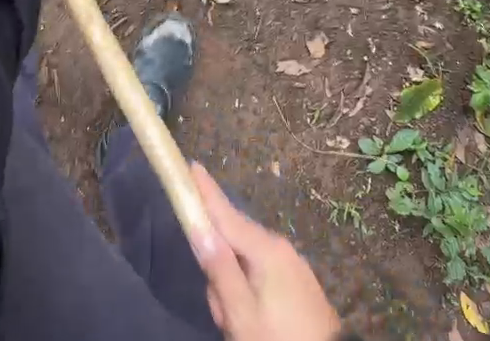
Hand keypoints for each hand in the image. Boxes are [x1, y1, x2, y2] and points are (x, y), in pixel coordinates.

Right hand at [190, 164, 341, 340]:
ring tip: (239, 323)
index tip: (191, 165)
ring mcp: (291, 262)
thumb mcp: (242, 313)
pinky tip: (255, 321)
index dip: (206, 192)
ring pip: (245, 262)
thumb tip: (198, 228)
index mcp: (266, 249)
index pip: (226, 214)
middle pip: (233, 242)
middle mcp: (279, 246)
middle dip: (219, 270)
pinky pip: (261, 274)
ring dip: (233, 288)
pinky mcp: (297, 280)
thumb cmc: (279, 338)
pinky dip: (249, 292)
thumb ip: (219, 269)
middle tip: (223, 311)